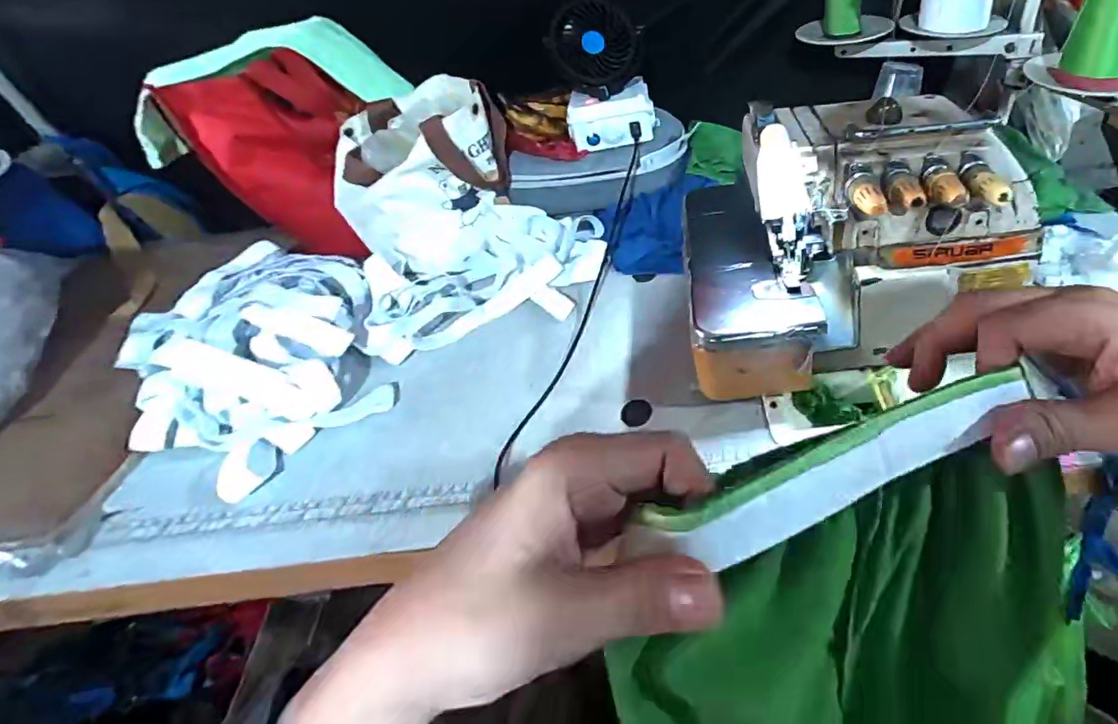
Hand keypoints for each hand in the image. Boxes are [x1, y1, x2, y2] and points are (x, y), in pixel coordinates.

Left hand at [289, 433, 725, 722]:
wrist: (397, 667)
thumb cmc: (474, 625)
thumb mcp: (564, 616)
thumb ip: (645, 597)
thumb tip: (721, 593)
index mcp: (576, 465)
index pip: (666, 451)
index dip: (699, 490)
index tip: (717, 546)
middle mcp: (579, 468)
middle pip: (659, 473)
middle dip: (687, 519)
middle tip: (705, 575)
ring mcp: (572, 497)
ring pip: (645, 502)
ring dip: (667, 541)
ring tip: (683, 588)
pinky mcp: (567, 528)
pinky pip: (625, 526)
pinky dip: (644, 553)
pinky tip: (649, 590)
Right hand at [888, 287, 1117, 493]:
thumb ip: (1057, 428)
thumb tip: (989, 445)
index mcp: (1088, 310)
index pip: (1007, 322)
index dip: (976, 360)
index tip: (966, 408)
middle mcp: (1073, 304)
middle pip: (990, 307)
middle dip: (941, 336)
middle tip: (906, 374)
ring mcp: (1075, 323)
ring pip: (998, 320)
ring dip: (955, 343)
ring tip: (918, 372)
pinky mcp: (1078, 346)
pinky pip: (1018, 343)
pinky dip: (983, 360)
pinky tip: (965, 379)